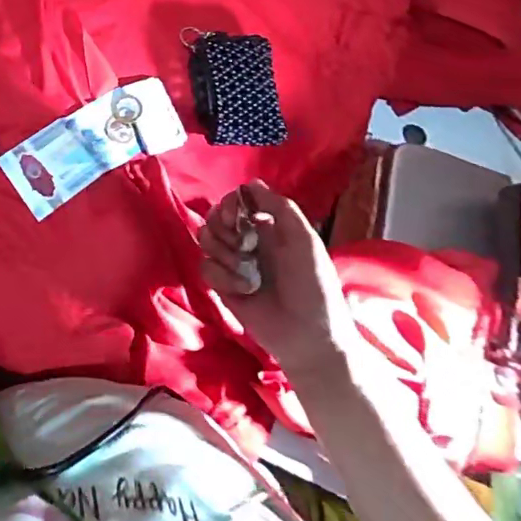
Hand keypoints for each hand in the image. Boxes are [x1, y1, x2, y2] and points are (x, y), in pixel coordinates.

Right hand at [197, 180, 350, 367]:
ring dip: (223, 253)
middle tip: (243, 245)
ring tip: (245, 271)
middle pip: (215, 218)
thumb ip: (280, 207)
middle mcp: (249, 241)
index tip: (235, 216)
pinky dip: (222, 276)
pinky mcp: (222, 286)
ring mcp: (234, 263)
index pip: (235, 201)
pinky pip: (206, 268)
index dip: (229, 205)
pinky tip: (243, 289)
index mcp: (269, 226)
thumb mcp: (305, 240)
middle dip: (223, 229)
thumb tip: (251, 183)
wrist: (308, 337)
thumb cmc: (314, 286)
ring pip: (206, 240)